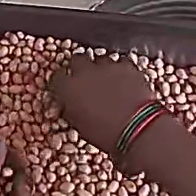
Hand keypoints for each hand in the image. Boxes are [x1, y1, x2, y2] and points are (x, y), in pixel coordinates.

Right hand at [49, 54, 163, 165]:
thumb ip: (73, 111)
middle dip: (80, 67)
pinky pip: (121, 64)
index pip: (57, 79)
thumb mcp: (81, 128)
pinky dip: (122, 71)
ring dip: (102, 68)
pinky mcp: (127, 67)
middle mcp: (84, 73)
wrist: (138, 129)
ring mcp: (106, 67)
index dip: (62, 84)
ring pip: (100, 60)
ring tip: (108, 80)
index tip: (65, 89)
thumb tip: (72, 107)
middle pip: (77, 60)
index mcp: (68, 89)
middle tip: (85, 79)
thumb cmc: (107, 135)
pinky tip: (125, 81)